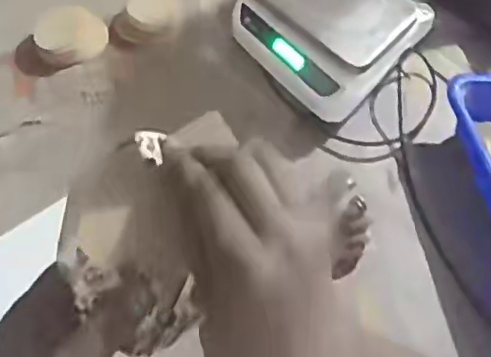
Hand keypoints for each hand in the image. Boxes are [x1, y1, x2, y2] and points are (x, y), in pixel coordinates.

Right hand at [170, 142, 361, 356]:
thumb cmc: (253, 350)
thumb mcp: (212, 312)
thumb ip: (199, 252)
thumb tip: (179, 199)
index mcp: (246, 264)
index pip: (209, 194)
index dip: (183, 168)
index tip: (166, 153)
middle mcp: (281, 232)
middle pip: (240, 166)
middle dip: (209, 152)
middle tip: (189, 154)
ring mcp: (307, 222)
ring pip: (271, 158)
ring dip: (240, 153)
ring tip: (221, 162)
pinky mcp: (324, 221)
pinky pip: (294, 174)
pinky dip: (270, 167)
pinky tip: (255, 178)